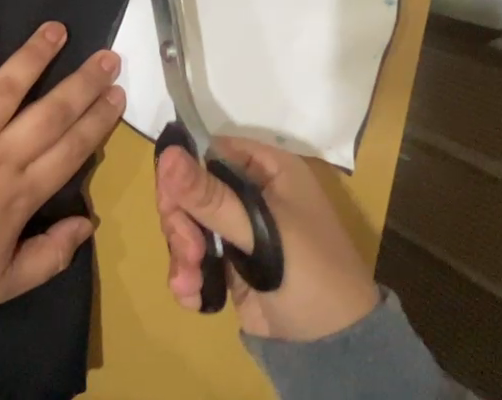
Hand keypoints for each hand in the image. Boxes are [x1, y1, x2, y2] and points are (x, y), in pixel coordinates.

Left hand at [0, 21, 124, 307]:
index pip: (71, 148)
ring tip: (56, 29)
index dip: (97, 120)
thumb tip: (88, 224)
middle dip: (82, 83)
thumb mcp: (8, 281)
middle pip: (50, 113)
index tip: (117, 94)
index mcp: (22, 192)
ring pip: (6, 87)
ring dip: (34, 56)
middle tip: (107, 57)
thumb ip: (52, 256)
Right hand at [157, 137, 379, 340]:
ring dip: (181, 252)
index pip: (207, 151)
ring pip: (185, 222)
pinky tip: (191, 294)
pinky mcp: (227, 259)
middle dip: (180, 223)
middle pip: (189, 188)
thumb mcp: (261, 235)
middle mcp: (251, 193)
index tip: (171, 202)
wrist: (334, 351)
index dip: (182, 172)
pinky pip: (190, 253)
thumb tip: (166, 153)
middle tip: (189, 251)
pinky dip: (186, 273)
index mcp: (268, 171)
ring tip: (190, 284)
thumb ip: (210, 196)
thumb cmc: (311, 278)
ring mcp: (237, 227)